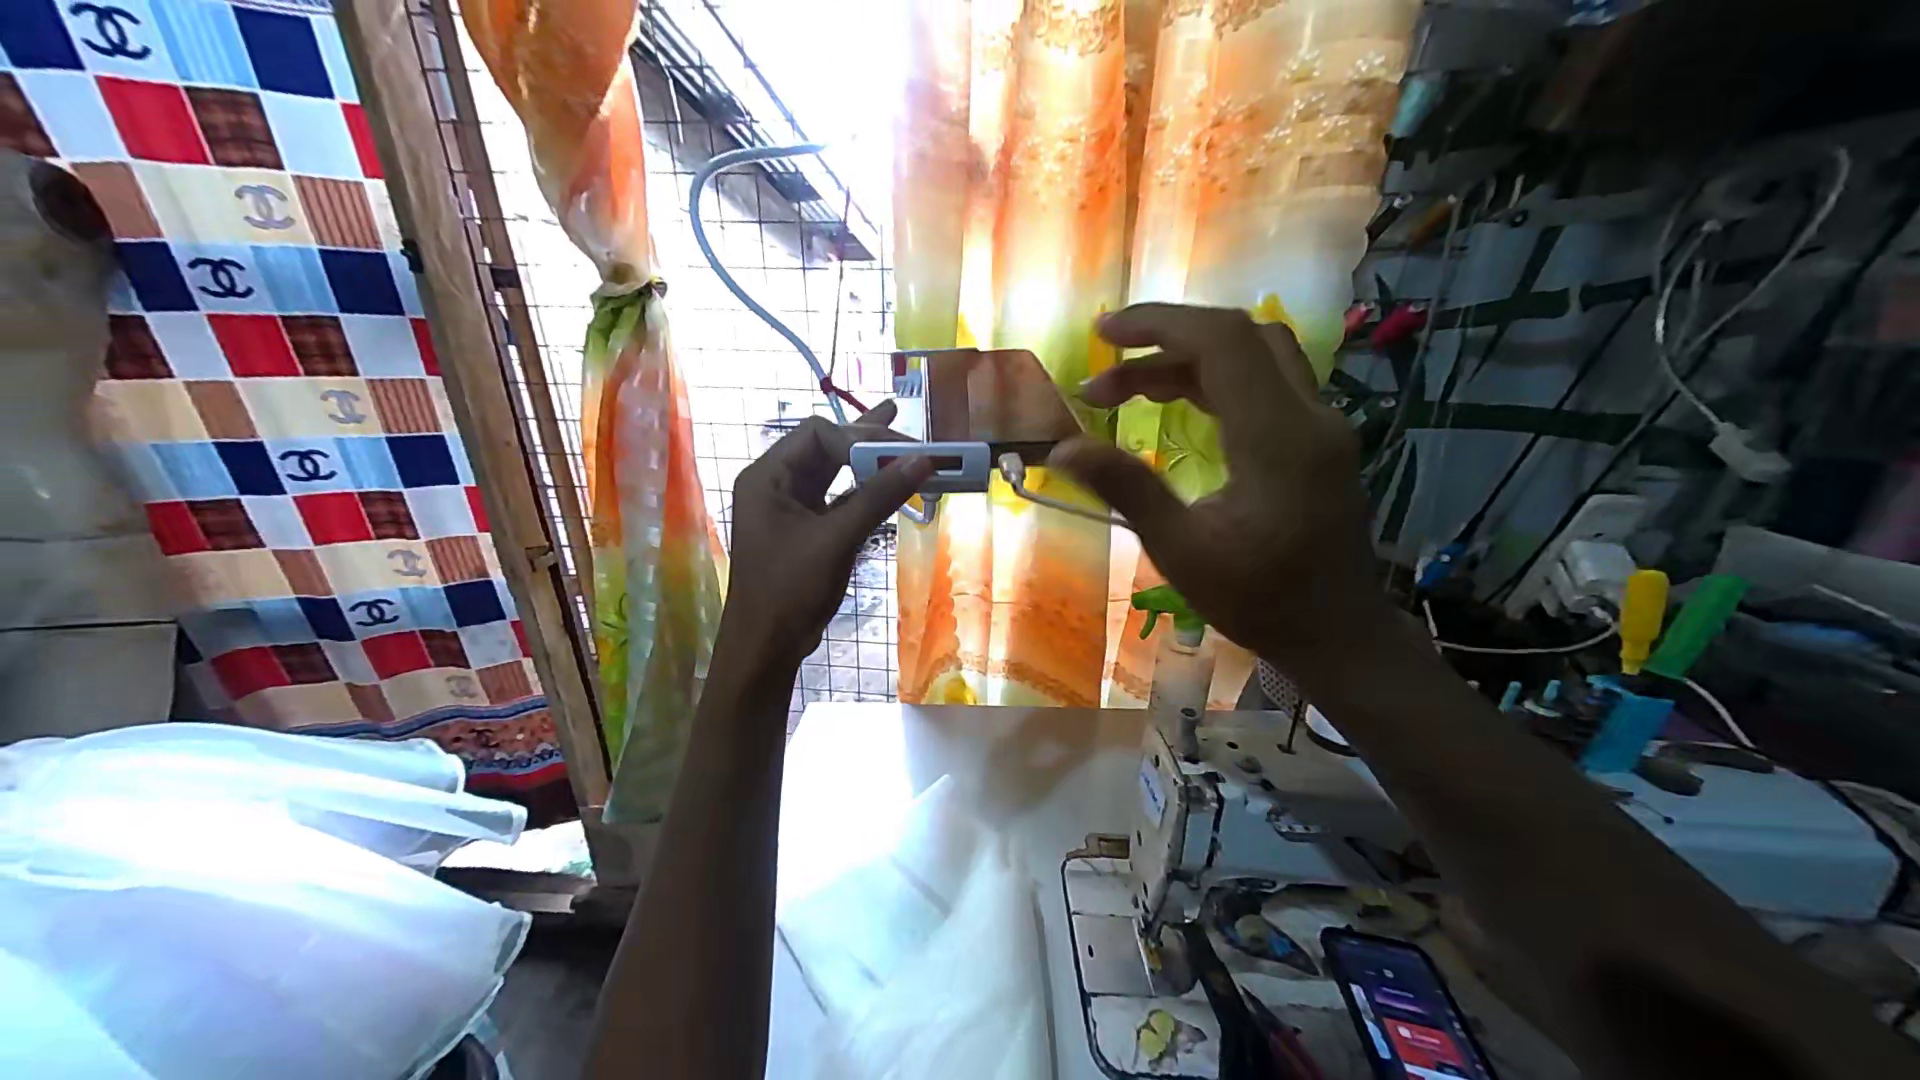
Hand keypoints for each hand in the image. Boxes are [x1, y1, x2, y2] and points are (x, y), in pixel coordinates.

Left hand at [723, 401, 931, 668]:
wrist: (766, 646)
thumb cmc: (790, 590)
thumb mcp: (836, 539)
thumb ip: (878, 497)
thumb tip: (923, 461)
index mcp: (767, 476)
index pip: (817, 434)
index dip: (859, 439)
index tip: (899, 455)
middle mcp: (776, 484)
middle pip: (826, 448)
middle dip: (868, 443)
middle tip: (911, 440)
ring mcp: (791, 507)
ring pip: (834, 473)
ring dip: (869, 463)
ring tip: (904, 444)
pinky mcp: (807, 529)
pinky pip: (839, 499)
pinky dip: (865, 491)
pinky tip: (890, 483)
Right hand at [1050, 303, 1389, 665]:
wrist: (1336, 633)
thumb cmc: (1259, 601)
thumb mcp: (1181, 552)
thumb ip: (1125, 489)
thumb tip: (1062, 450)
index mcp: (1278, 439)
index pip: (1223, 342)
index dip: (1159, 324)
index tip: (1102, 335)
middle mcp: (1309, 416)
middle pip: (1239, 337)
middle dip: (1164, 340)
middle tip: (1103, 371)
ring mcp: (1320, 424)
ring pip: (1253, 356)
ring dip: (1185, 361)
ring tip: (1122, 393)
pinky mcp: (1316, 437)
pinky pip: (1263, 383)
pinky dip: (1212, 381)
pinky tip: (1172, 405)